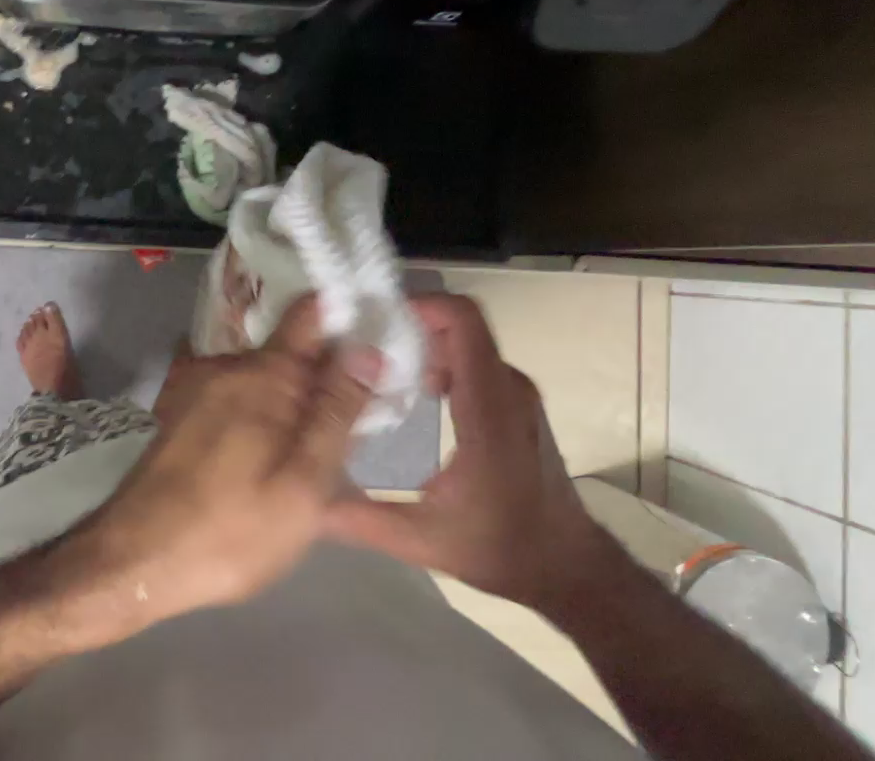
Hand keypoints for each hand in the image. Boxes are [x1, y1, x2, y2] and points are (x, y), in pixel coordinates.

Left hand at [63, 296, 382, 624]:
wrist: (135, 561)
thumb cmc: (231, 531)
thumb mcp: (303, 483)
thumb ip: (336, 413)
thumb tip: (367, 350)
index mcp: (261, 375)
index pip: (309, 314)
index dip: (345, 317)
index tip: (378, 335)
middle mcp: (225, 367)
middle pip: (288, 347)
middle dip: (325, 366)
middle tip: (362, 408)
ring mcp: (197, 388)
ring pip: (263, 376)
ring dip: (294, 394)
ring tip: (322, 439)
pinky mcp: (182, 413)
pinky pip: (238, 396)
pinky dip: (263, 410)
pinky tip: (273, 451)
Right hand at [325, 294, 617, 609]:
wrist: (566, 567)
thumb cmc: (500, 548)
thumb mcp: (421, 541)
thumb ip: (361, 520)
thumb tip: (307, 497)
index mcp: (487, 411)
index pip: (464, 324)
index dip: (422, 307)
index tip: (377, 322)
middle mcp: (508, 390)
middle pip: (461, 325)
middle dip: (411, 326)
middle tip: (366, 346)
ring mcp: (518, 395)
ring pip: (469, 342)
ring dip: (426, 344)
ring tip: (384, 368)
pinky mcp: (518, 404)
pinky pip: (478, 360)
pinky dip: (443, 360)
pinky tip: (416, 392)